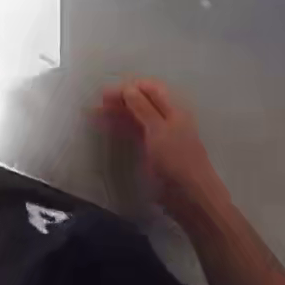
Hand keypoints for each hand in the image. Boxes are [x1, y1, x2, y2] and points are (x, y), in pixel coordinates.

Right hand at [101, 78, 226, 213]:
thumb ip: (142, 107)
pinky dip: (119, 126)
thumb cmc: (176, 159)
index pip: (151, 88)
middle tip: (97, 103)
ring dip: (117, 112)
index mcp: (173, 109)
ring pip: (135, 116)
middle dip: (120, 99)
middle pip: (142, 101)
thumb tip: (127, 87)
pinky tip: (105, 126)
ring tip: (95, 113)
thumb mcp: (158, 130)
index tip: (107, 92)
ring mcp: (158, 134)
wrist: (189, 197)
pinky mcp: (151, 150)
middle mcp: (166, 118)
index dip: (130, 86)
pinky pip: (133, 131)